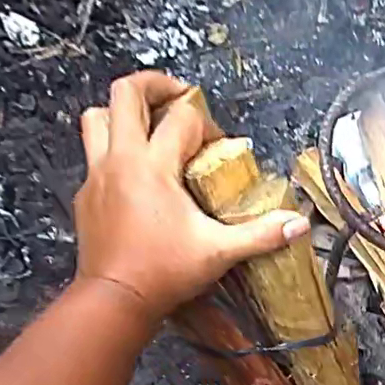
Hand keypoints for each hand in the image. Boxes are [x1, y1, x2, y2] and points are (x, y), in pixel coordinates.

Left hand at [72, 72, 308, 325]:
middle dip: (155, 85)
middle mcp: (120, 159)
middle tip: (178, 97)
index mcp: (153, 165)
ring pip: (97, 116)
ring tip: (147, 128)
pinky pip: (93, 155)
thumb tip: (299, 224)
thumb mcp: (219, 252)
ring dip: (122, 113)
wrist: (115, 299)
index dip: (206, 125)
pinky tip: (134, 177)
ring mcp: (97, 175)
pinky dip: (113, 151)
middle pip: (126, 93)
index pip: (182, 118)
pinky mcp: (86, 195)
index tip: (219, 147)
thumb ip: (260, 235)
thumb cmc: (166, 272)